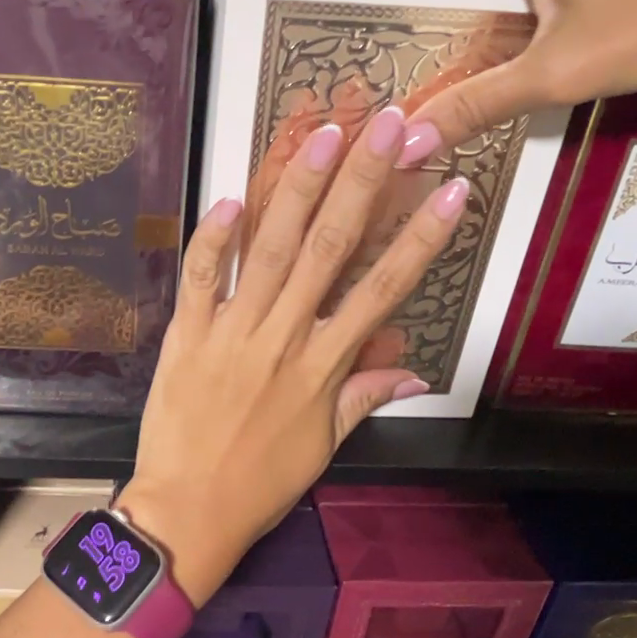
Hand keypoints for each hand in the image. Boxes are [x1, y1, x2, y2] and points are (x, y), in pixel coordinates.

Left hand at [120, 107, 469, 601]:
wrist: (188, 511)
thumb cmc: (259, 484)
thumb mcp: (322, 448)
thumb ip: (362, 398)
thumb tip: (414, 373)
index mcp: (324, 367)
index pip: (384, 291)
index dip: (421, 238)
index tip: (451, 191)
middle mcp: (284, 337)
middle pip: (332, 249)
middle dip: (364, 183)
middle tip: (392, 126)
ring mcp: (232, 331)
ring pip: (271, 250)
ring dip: (299, 190)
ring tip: (326, 135)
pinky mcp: (185, 335)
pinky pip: (201, 278)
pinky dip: (214, 238)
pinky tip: (232, 198)